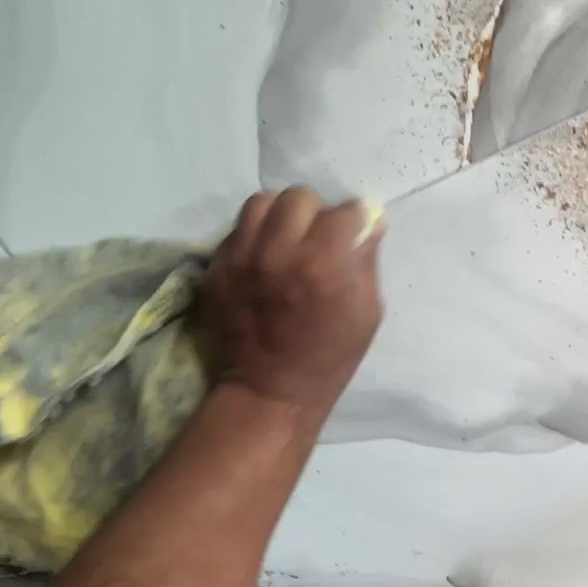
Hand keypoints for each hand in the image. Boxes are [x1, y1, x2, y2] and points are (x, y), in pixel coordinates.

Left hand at [200, 188, 384, 418]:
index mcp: (323, 265)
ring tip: (289, 238)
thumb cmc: (332, 354)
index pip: (345, 212)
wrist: (271, 389)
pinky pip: (238, 229)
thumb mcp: (368, 311)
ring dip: (281, 215)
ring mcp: (241, 258)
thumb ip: (367, 261)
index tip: (355, 233)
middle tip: (320, 237)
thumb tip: (370, 221)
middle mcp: (278, 253)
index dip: (356, 220)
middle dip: (317, 213)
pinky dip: (257, 236)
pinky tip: (267, 259)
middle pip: (299, 197)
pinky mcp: (217, 268)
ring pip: (262, 203)